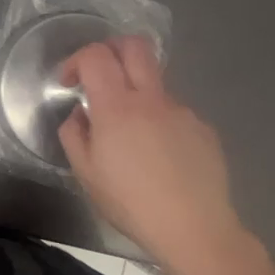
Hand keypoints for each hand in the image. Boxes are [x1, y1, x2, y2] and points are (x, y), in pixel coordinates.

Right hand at [57, 37, 243, 273]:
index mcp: (117, 107)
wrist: (194, 229)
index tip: (69, 83)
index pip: (96, 56)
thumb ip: (74, 134)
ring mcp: (182, 112)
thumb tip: (81, 115)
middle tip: (100, 75)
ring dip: (137, 95)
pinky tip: (161, 158)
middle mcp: (152, 99)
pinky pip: (175, 113)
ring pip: (155, 84)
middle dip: (111, 49)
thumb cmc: (130, 202)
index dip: (77, 60)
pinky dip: (160, 123)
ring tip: (133, 139)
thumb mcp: (85, 173)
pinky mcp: (204, 129)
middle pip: (134, 46)